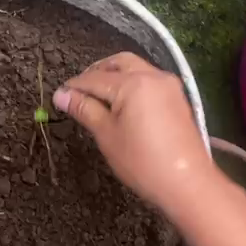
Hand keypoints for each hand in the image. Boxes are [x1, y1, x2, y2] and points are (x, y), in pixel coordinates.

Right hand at [53, 53, 217, 215]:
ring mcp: (168, 85)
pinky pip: (148, 79)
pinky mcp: (177, 97)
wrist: (187, 183)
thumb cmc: (141, 161)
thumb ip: (84, 109)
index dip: (74, 87)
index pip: (94, 78)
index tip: (58, 96)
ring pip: (136, 67)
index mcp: (133, 83)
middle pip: (118, 63)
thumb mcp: (106, 134)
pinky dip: (131, 82)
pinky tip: (121, 102)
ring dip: (115, 75)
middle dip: (96, 71)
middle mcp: (153, 76)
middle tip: (79, 89)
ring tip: (98, 96)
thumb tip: (61, 95)